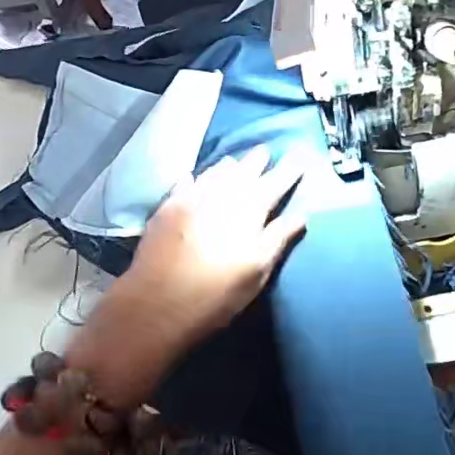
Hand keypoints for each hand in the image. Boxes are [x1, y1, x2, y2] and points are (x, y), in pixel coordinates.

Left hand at [66, 145, 306, 408]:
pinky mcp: (166, 211)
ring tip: (234, 160)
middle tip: (264, 149)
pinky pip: (183, 186)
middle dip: (255, 162)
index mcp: (247, 214)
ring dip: (226, 167)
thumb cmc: (214, 296)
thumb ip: (277, 240)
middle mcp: (219, 200)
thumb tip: (299, 216)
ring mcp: (190, 202)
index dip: (287, 173)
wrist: (155, 305)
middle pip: (242, 174)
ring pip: (213, 176)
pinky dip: (193, 179)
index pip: (273, 186)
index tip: (299, 159)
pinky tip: (193, 175)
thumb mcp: (255, 273)